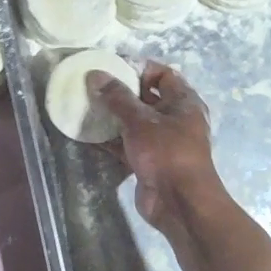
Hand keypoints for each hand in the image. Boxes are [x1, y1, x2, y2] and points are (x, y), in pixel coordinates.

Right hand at [91, 61, 222, 232]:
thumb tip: (94, 74)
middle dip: (121, 92)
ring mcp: (162, 142)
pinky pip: (127, 144)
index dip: (138, 68)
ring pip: (135, 122)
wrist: (179, 203)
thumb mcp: (140, 120)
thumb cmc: (166, 153)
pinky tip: (89, 134)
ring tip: (87, 106)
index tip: (110, 66)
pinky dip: (111, 140)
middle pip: (146, 97)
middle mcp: (175, 119)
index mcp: (183, 102)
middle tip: (92, 86)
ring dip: (114, 117)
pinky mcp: (149, 161)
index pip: (162, 74)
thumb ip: (117, 97)